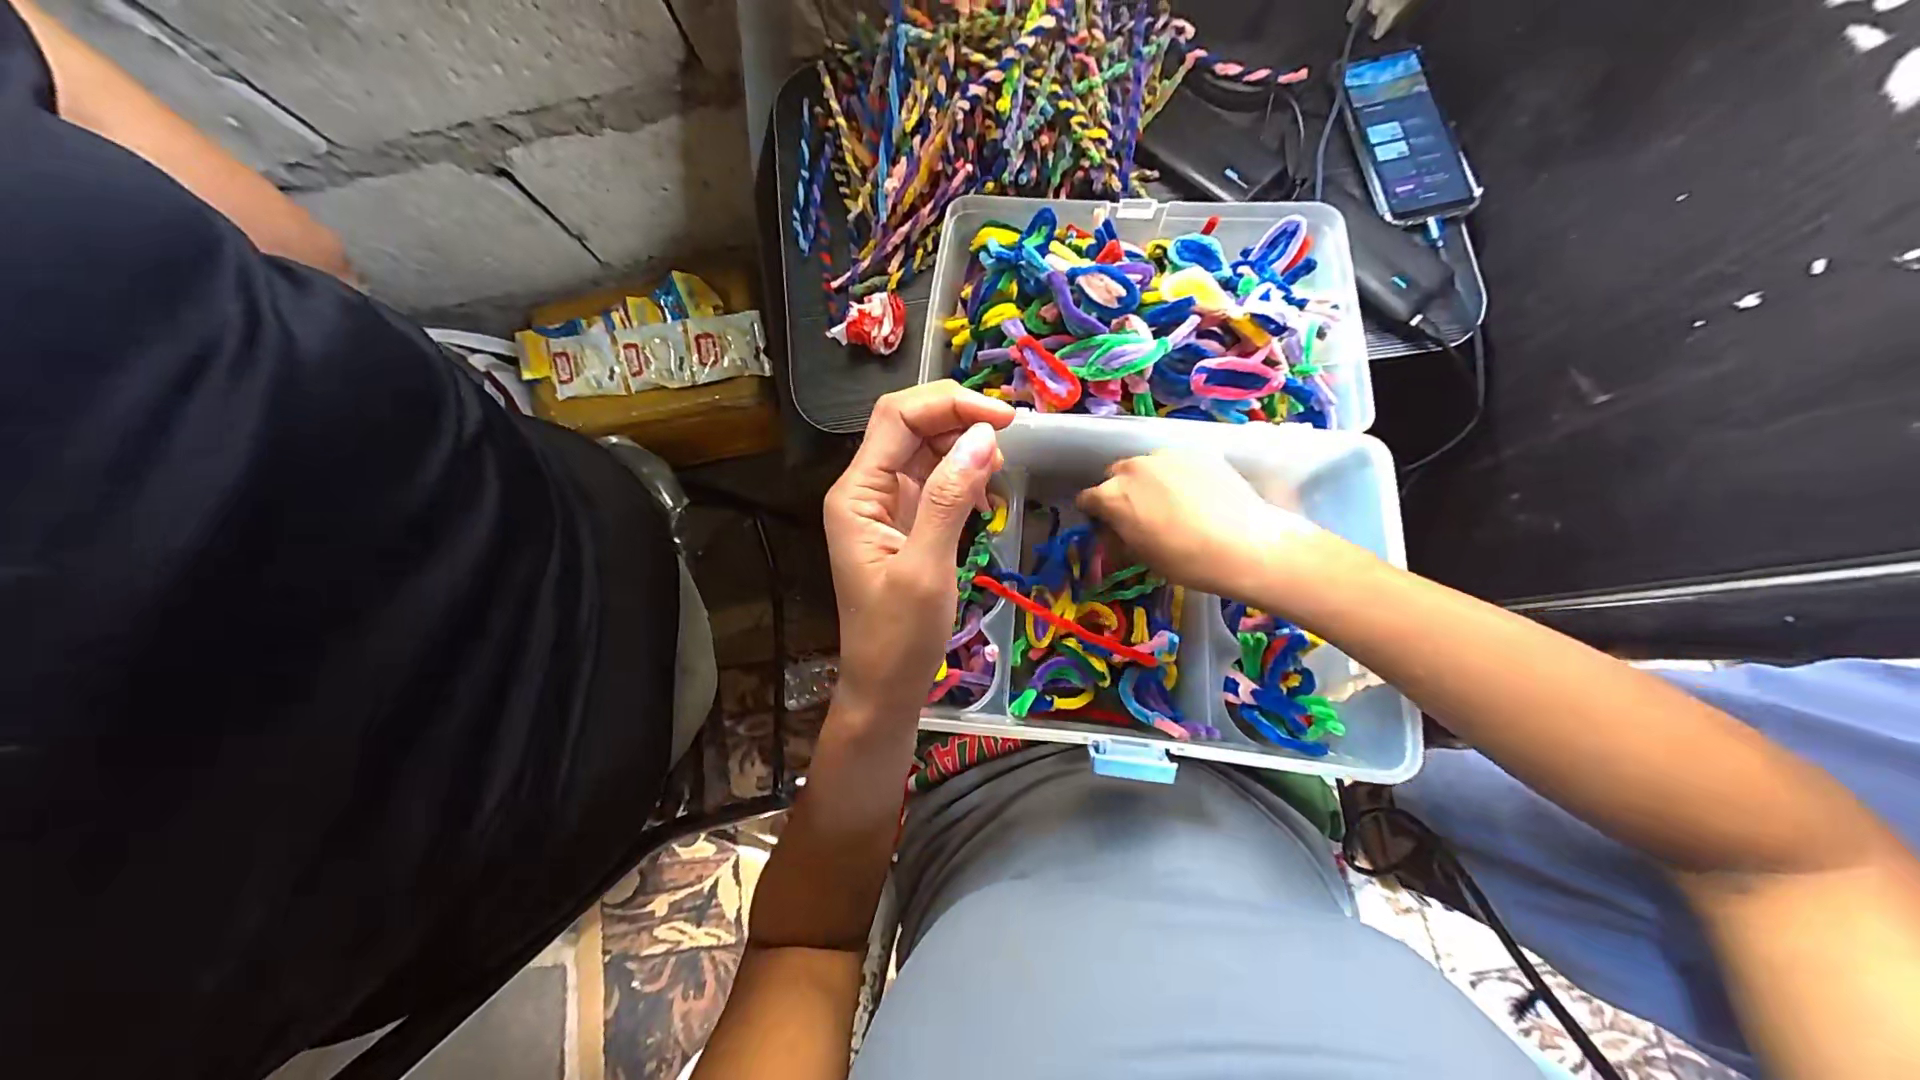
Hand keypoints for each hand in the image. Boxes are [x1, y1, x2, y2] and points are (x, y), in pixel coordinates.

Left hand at [825, 382, 1013, 717]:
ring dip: (965, 446)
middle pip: (911, 425)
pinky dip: (964, 476)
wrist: (885, 687)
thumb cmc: (899, 637)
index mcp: (857, 493)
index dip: (950, 404)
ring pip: (926, 449)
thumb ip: (950, 498)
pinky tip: (985, 494)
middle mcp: (867, 489)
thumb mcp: (926, 567)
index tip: (1004, 418)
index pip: (898, 418)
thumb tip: (984, 437)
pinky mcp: (907, 522)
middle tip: (1011, 435)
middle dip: (959, 418)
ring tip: (1001, 468)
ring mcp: (886, 505)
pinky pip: (935, 480)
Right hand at [1076, 448, 1350, 610]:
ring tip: (1173, 504)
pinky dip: (1178, 476)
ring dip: (1150, 482)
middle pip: (1115, 476)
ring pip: (1147, 467)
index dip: (1096, 515)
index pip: (1087, 499)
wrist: (1246, 545)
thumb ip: (1119, 537)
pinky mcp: (1197, 451)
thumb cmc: (1186, 561)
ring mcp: (1166, 455)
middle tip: (1142, 516)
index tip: (1109, 527)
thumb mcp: (1142, 557)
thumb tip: (1115, 530)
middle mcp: (1133, 467)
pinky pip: (1176, 463)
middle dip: (1122, 493)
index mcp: (1111, 496)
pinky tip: (1197, 496)